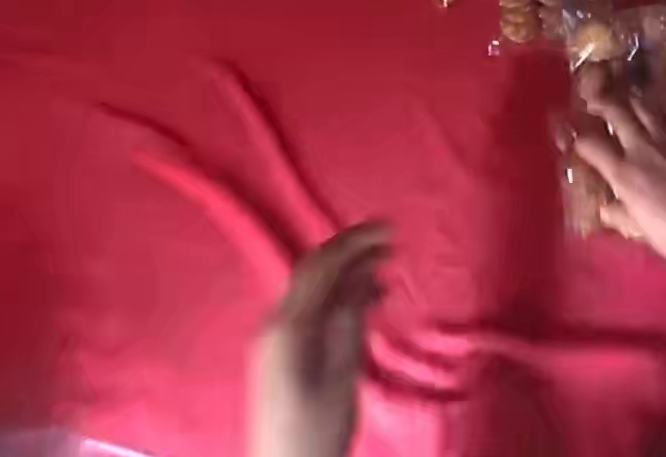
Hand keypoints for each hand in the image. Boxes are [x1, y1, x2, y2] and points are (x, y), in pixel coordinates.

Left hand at [250, 223, 390, 456]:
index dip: (357, 240)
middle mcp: (277, 321)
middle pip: (315, 268)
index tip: (390, 230)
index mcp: (289, 325)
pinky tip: (365, 300)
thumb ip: (349, 319)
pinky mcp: (281, 350)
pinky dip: (338, 294)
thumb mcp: (343, 375)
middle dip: (352, 249)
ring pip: (314, 285)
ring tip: (385, 268)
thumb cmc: (317, 435)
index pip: (324, 264)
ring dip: (347, 271)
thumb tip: (363, 273)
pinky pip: (311, 306)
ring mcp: (275, 335)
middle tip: (389, 242)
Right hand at [573, 93, 665, 299]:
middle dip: (599, 101)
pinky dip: (658, 102)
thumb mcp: (642, 231)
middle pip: (615, 111)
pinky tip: (653, 100)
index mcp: (624, 173)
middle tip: (591, 99)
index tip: (568, 135)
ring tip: (619, 94)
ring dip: (627, 96)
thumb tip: (606, 207)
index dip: (575, 137)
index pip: (590, 144)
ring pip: (641, 104)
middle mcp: (641, 148)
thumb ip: (620, 214)